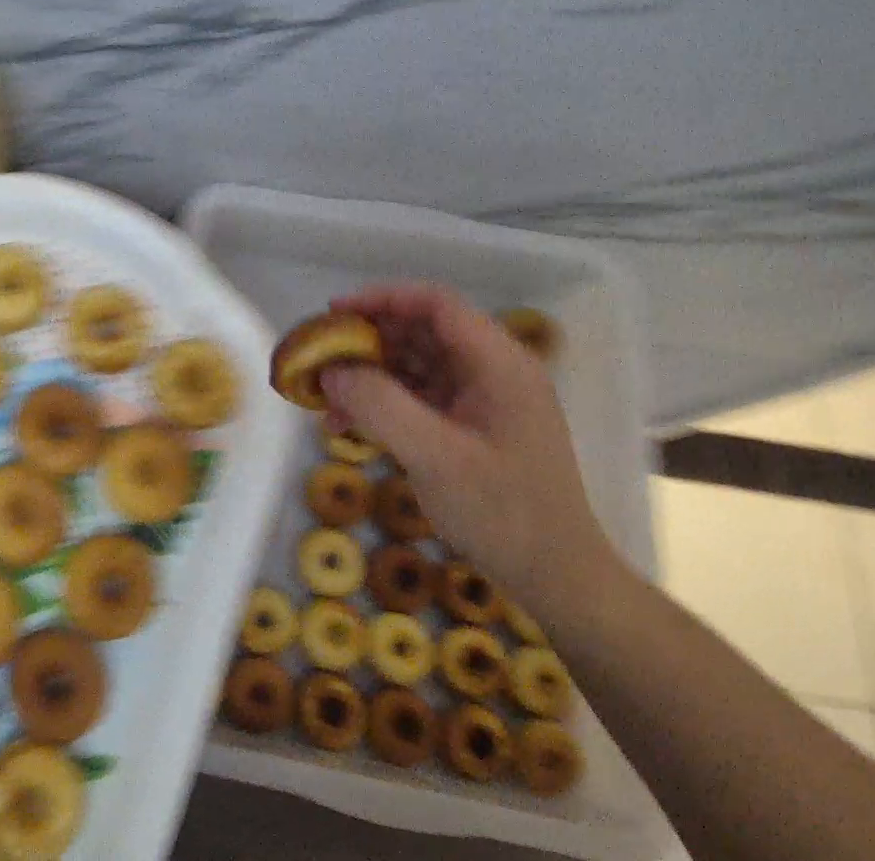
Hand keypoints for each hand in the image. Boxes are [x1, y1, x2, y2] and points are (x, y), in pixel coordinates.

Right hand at [319, 282, 616, 605]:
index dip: (383, 300)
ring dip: (369, 375)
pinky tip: (347, 425)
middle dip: (368, 341)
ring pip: (416, 366)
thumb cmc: (502, 512)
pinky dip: (383, 404)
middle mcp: (493, 372)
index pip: (437, 305)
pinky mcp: (471, 428)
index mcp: (499, 365)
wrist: (555, 575)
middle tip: (319, 359)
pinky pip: (420, 399)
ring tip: (324, 397)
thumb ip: (380, 406)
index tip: (333, 314)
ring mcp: (483, 401)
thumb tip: (331, 371)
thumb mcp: (434, 458)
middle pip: (422, 333)